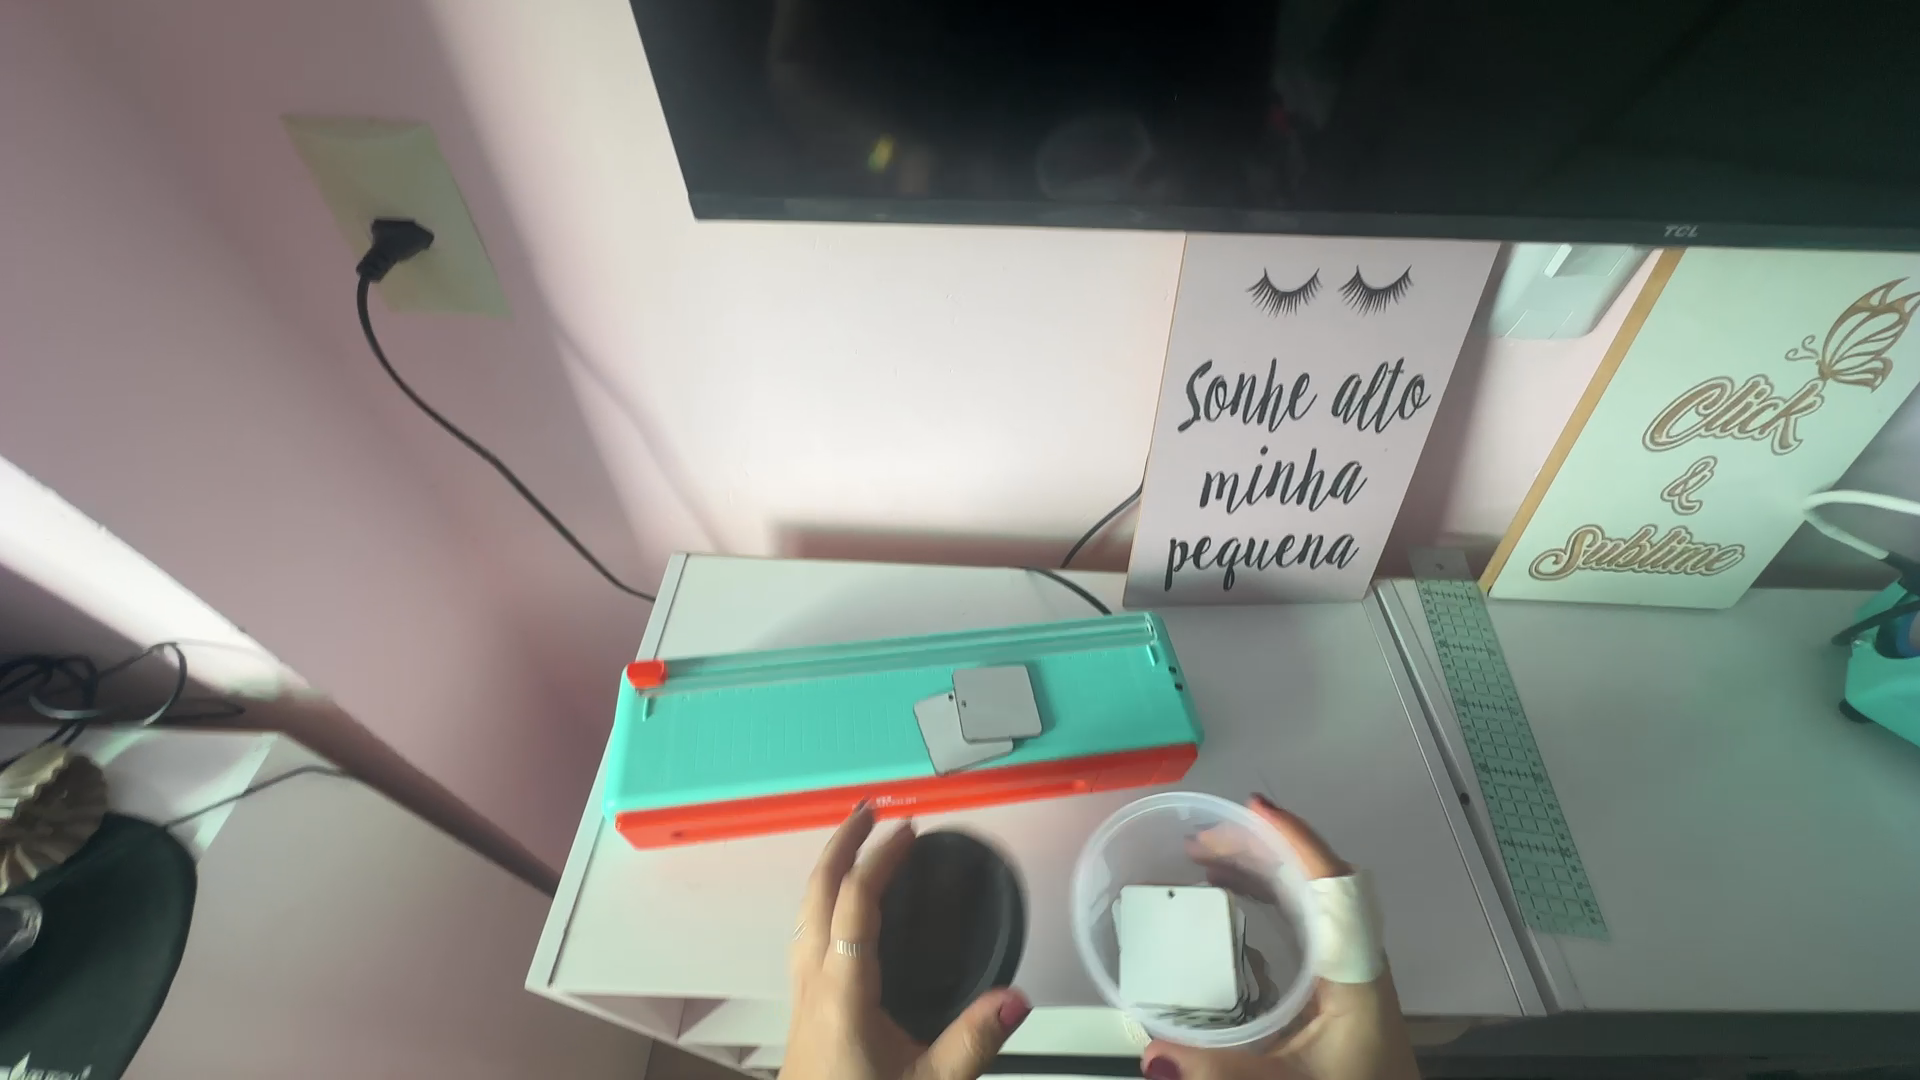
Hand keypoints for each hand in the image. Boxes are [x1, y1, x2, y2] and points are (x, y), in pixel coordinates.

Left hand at [781, 802, 1031, 1079]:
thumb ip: (973, 1041)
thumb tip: (1016, 998)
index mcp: (841, 990)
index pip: (855, 902)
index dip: (879, 859)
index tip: (907, 831)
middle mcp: (812, 980)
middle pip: (816, 892)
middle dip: (840, 844)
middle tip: (867, 812)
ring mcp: (799, 992)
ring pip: (804, 909)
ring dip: (828, 867)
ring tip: (853, 844)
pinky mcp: (799, 1006)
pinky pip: (805, 930)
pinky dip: (823, 898)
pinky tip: (839, 906)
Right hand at [1141, 796, 1418, 1079]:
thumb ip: (1223, 1069)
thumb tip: (1154, 1051)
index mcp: (1353, 972)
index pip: (1332, 884)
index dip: (1296, 839)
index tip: (1255, 808)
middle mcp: (1352, 956)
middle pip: (1311, 876)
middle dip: (1256, 846)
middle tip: (1199, 840)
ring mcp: (1343, 963)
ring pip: (1304, 892)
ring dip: (1256, 866)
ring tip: (1203, 859)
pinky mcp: (1332, 977)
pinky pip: (1299, 913)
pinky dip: (1263, 892)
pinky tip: (1230, 897)